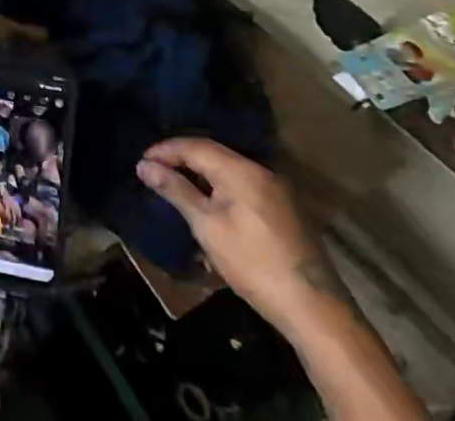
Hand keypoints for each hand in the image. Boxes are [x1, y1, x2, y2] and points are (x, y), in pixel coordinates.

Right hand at [136, 137, 344, 332]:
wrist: (314, 308)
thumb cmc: (252, 263)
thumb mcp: (206, 225)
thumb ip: (175, 190)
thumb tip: (143, 165)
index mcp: (242, 171)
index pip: (195, 146)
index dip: (164, 150)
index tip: (140, 162)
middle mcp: (261, 172)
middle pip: (212, 154)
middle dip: (180, 159)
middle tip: (153, 172)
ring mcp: (276, 191)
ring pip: (228, 170)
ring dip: (199, 174)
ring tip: (174, 186)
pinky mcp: (283, 210)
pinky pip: (242, 185)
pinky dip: (218, 187)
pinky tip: (206, 203)